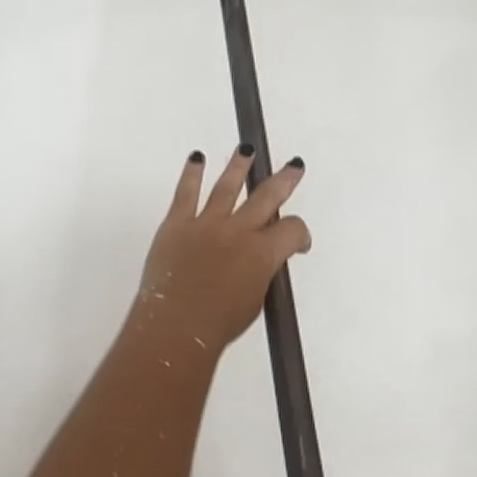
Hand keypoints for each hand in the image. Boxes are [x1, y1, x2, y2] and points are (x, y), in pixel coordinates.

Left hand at [133, 145, 310, 352]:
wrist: (176, 326)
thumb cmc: (219, 324)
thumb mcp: (254, 301)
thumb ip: (259, 273)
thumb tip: (257, 260)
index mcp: (262, 253)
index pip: (292, 230)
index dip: (300, 234)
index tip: (300, 241)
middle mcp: (238, 231)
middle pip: (266, 197)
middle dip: (283, 180)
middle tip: (293, 165)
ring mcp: (206, 223)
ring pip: (227, 186)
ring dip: (238, 166)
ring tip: (246, 149)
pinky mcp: (177, 223)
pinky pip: (186, 193)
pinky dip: (192, 173)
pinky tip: (196, 158)